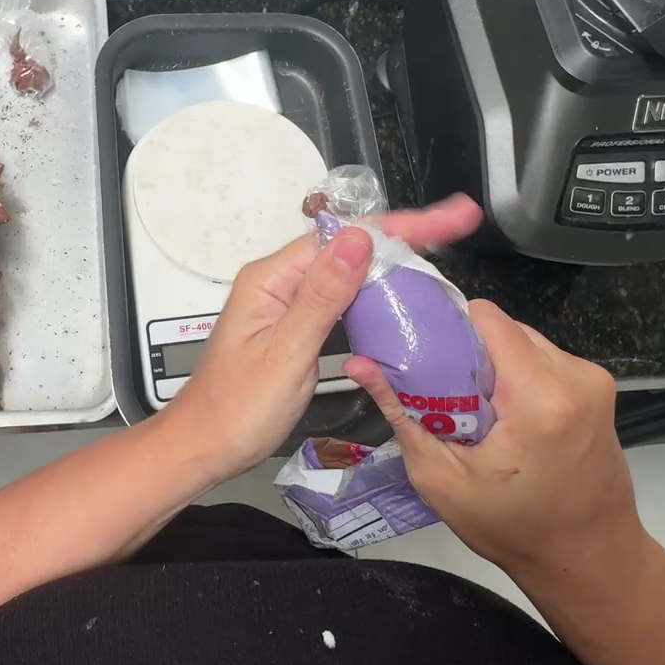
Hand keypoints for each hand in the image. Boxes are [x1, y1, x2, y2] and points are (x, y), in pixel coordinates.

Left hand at [166, 196, 482, 479]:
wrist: (206, 445)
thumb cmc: (240, 408)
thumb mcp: (286, 352)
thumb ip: (322, 297)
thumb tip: (359, 239)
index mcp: (271, 279)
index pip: (340, 237)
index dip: (397, 226)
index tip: (448, 219)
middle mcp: (276, 281)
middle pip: (345, 246)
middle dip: (403, 235)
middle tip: (458, 225)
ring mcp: (284, 302)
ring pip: (344, 270)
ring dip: (390, 260)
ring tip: (441, 249)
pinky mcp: (292, 324)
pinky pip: (336, 296)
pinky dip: (371, 290)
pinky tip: (398, 292)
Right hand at [345, 299, 646, 582]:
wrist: (588, 561)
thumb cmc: (510, 527)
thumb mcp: (438, 475)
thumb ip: (399, 410)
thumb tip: (357, 364)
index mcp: (539, 396)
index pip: (486, 317)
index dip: (449, 327)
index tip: (423, 353)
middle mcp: (574, 377)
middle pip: (503, 328)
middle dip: (468, 351)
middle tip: (440, 390)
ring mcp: (593, 381)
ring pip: (522, 340)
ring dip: (492, 364)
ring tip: (469, 405)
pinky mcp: (600, 389)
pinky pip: (542, 359)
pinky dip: (516, 376)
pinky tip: (501, 414)